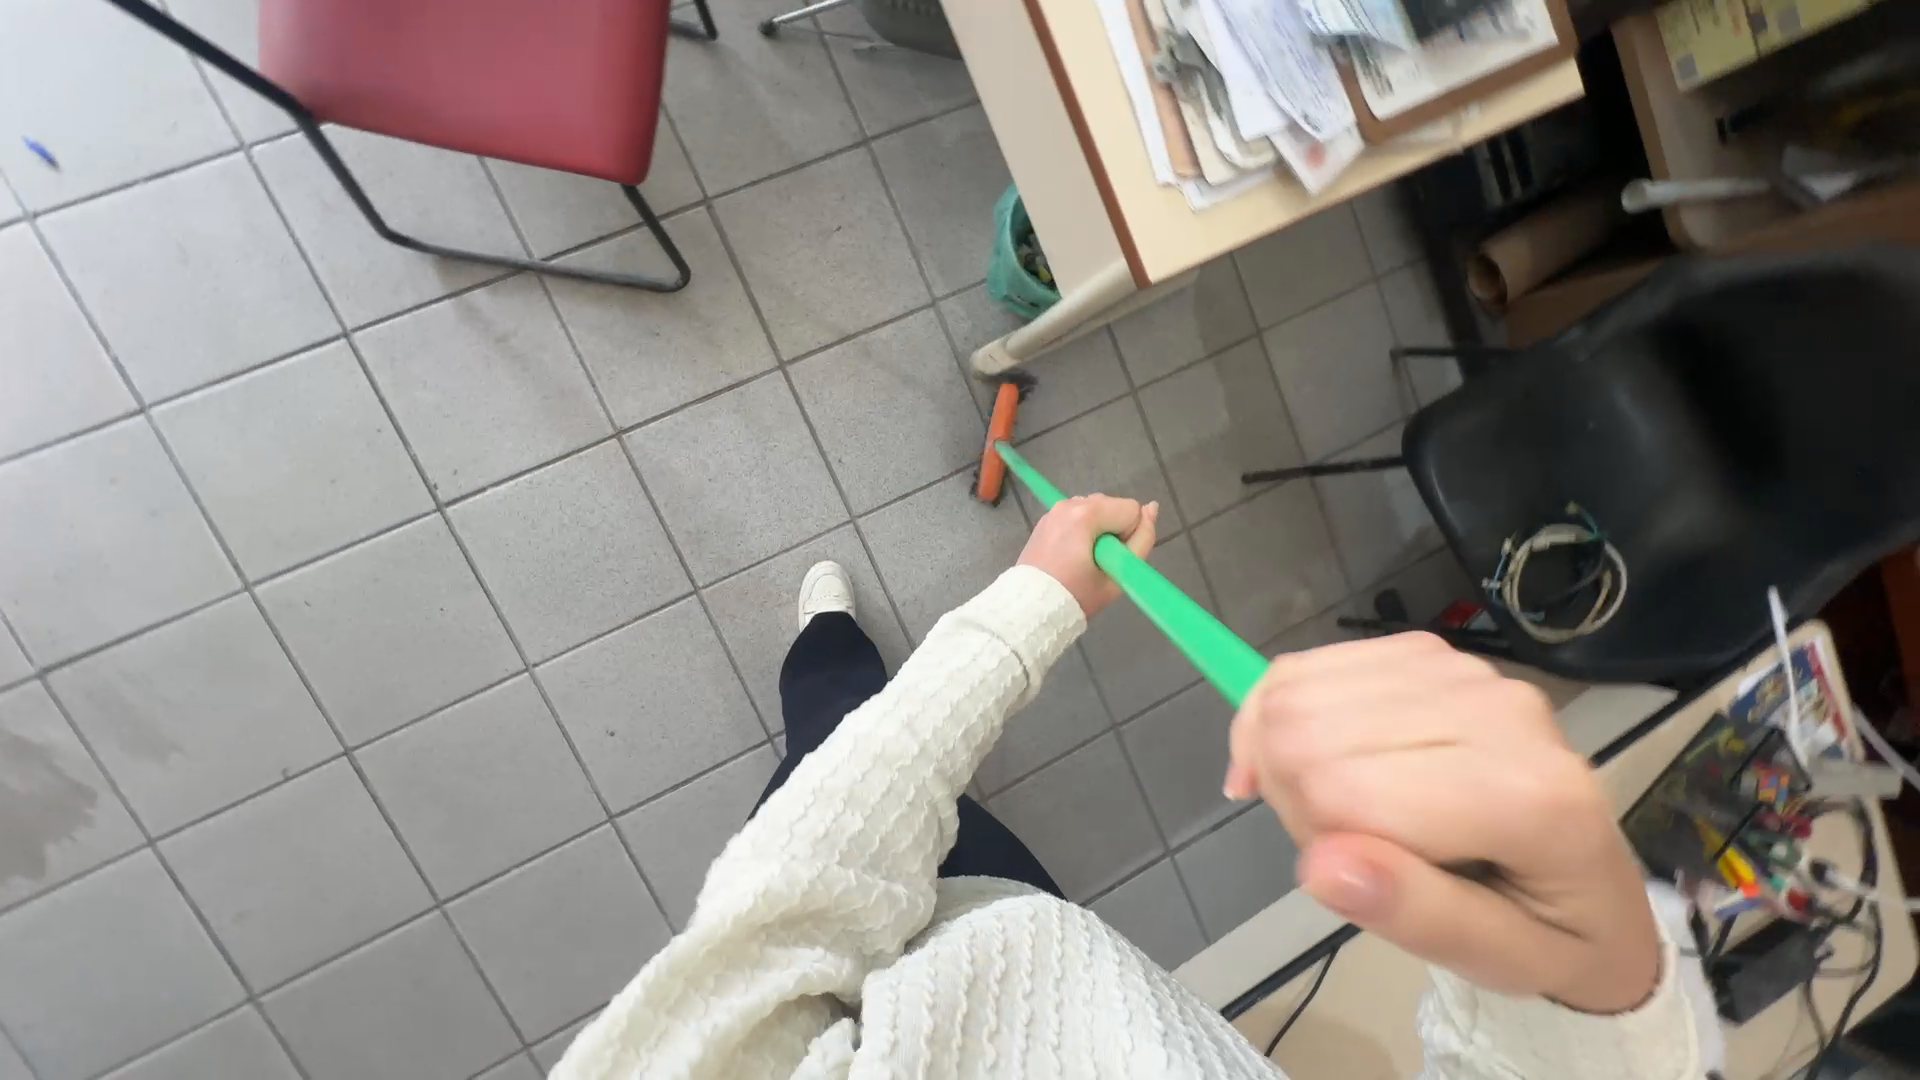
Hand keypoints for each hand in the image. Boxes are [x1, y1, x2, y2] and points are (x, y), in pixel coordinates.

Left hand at [1016, 496, 1159, 617]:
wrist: (1031, 606)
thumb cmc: (1077, 595)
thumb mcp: (1119, 573)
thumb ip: (1143, 540)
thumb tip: (1152, 508)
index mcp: (1086, 514)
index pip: (1131, 509)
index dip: (1129, 536)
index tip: (1112, 558)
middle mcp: (1069, 503)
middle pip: (1113, 506)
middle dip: (1113, 530)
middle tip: (1098, 561)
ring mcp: (1055, 509)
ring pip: (1096, 509)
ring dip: (1098, 528)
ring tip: (1084, 558)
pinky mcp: (1047, 518)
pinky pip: (1078, 515)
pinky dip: (1082, 529)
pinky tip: (1072, 553)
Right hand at [1223, 633, 1659, 1013]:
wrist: (1591, 883)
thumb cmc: (1547, 933)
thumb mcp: (1500, 959)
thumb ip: (1415, 915)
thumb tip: (1319, 868)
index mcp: (1526, 797)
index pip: (1340, 786)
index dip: (1309, 831)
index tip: (1339, 872)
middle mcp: (1494, 709)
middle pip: (1304, 725)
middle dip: (1286, 787)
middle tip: (1330, 839)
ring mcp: (1457, 669)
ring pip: (1293, 690)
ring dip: (1278, 748)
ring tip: (1325, 799)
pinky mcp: (1423, 651)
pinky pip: (1305, 669)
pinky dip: (1280, 711)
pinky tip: (1310, 753)